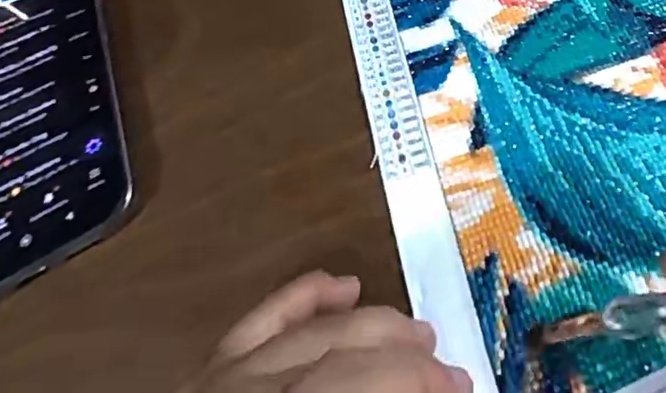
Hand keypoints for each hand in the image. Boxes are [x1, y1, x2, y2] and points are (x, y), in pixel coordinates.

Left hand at [182, 271, 472, 392]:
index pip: (361, 385)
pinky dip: (303, 296)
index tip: (459, 390)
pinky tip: (341, 284)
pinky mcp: (206, 372)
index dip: (417, 383)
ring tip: (418, 332)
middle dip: (407, 360)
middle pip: (343, 356)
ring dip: (371, 324)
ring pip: (310, 331)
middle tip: (451, 374)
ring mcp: (222, 380)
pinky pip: (260, 320)